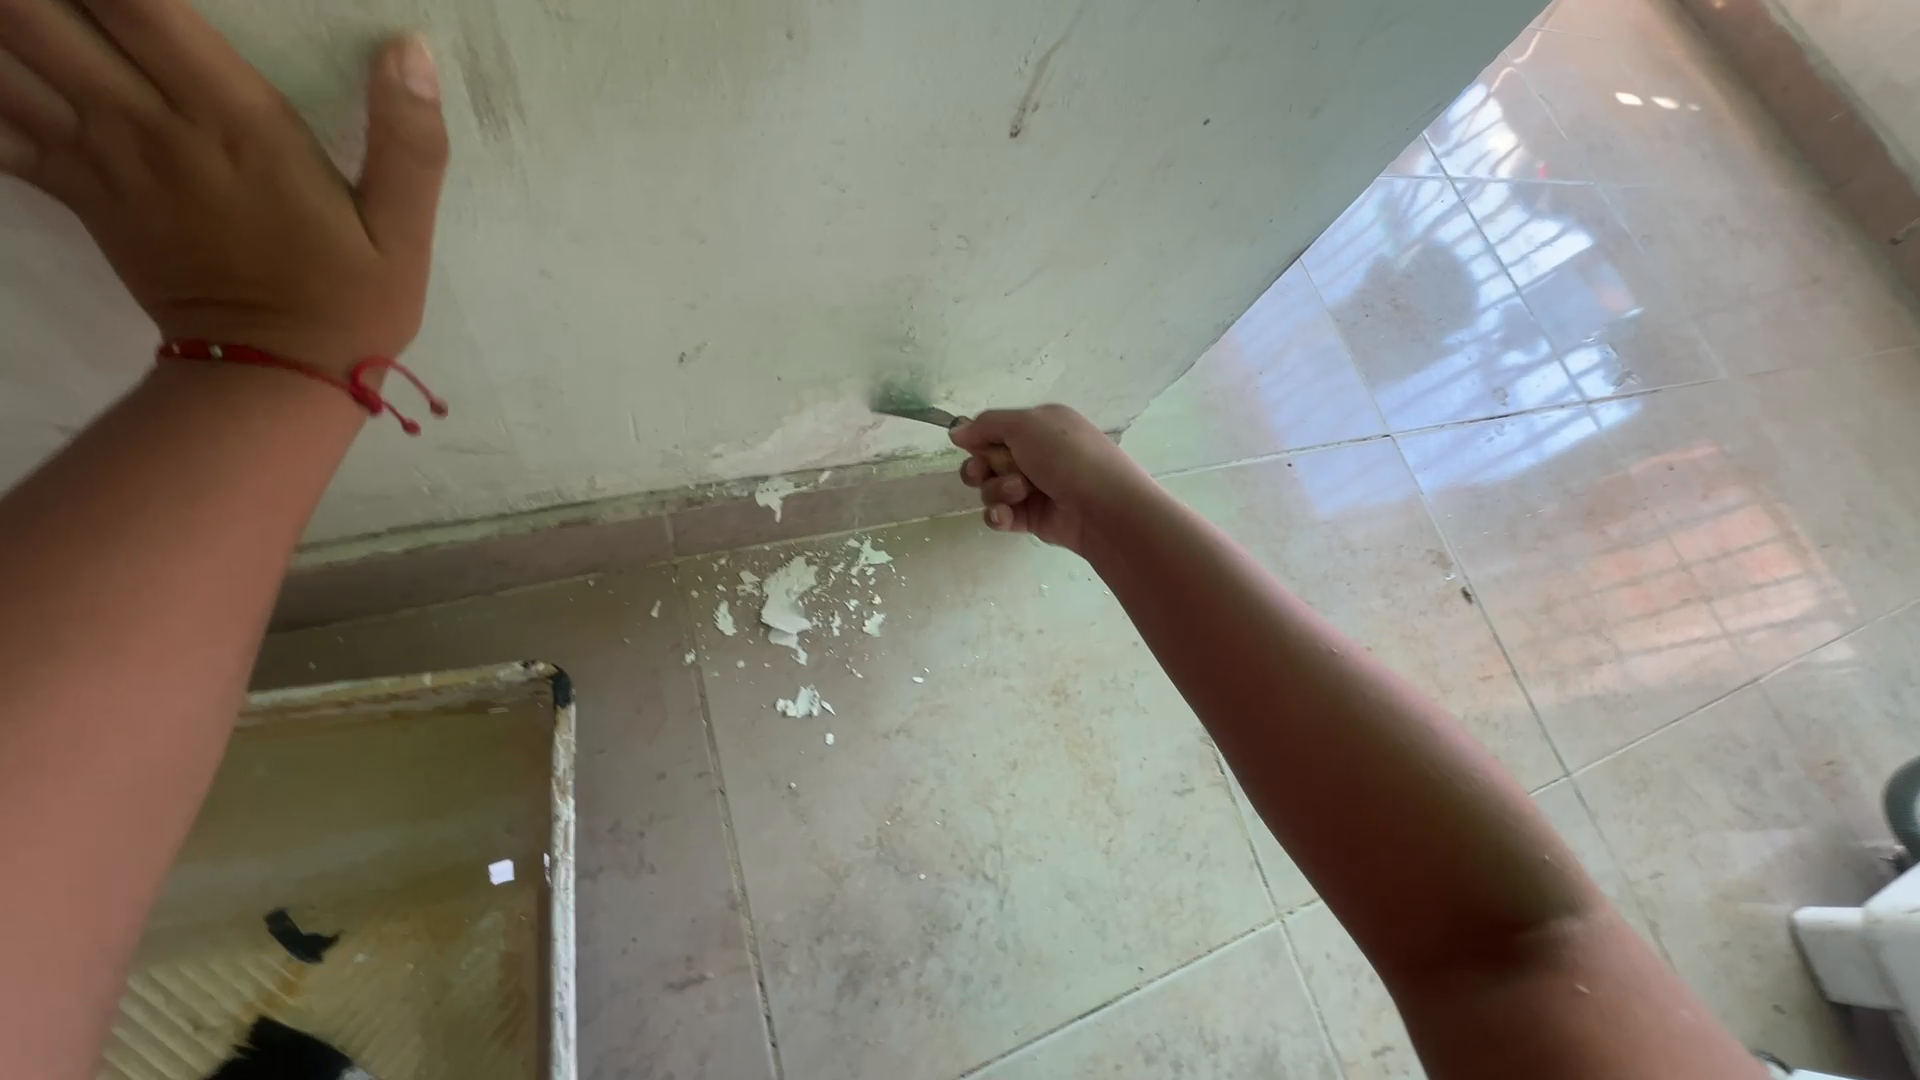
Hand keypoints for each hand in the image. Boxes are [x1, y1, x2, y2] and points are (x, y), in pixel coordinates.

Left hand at [0, 0, 448, 373]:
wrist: (280, 371)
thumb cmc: (352, 299)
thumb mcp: (404, 232)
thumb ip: (409, 143)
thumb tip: (412, 51)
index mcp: (235, 122)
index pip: (138, 1)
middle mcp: (149, 123)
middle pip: (37, 9)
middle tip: (73, 5)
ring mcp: (98, 156)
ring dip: (2, 22)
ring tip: (26, 21)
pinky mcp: (73, 189)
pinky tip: (3, 71)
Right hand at [951, 404, 1155, 554]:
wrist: (1102, 506)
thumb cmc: (1067, 455)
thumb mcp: (1025, 425)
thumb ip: (986, 425)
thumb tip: (955, 431)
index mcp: (1040, 427)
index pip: (995, 431)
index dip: (979, 440)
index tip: (972, 446)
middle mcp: (1036, 455)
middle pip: (987, 461)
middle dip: (980, 467)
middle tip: (983, 471)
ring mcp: (1034, 489)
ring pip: (991, 489)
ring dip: (997, 490)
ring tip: (1021, 492)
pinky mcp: (1032, 519)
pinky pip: (1001, 516)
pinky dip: (999, 516)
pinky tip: (1007, 516)